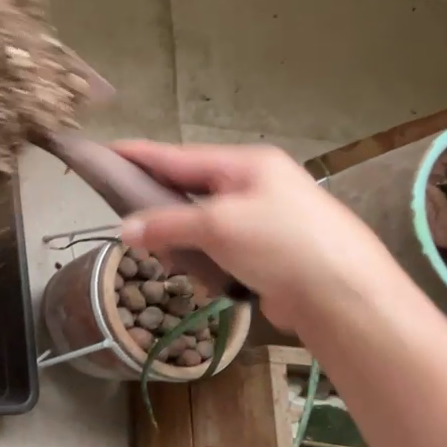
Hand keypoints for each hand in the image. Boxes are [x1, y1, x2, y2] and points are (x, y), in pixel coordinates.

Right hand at [112, 140, 408, 335]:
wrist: (344, 295)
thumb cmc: (283, 245)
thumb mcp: (216, 226)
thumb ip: (165, 224)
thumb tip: (124, 229)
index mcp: (246, 164)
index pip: (177, 155)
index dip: (138, 155)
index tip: (102, 151)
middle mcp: (253, 184)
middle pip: (186, 187)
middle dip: (156, 203)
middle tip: (120, 211)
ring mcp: (260, 216)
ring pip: (196, 219)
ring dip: (178, 237)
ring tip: (162, 252)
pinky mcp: (263, 248)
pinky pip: (213, 245)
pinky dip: (198, 256)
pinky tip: (194, 270)